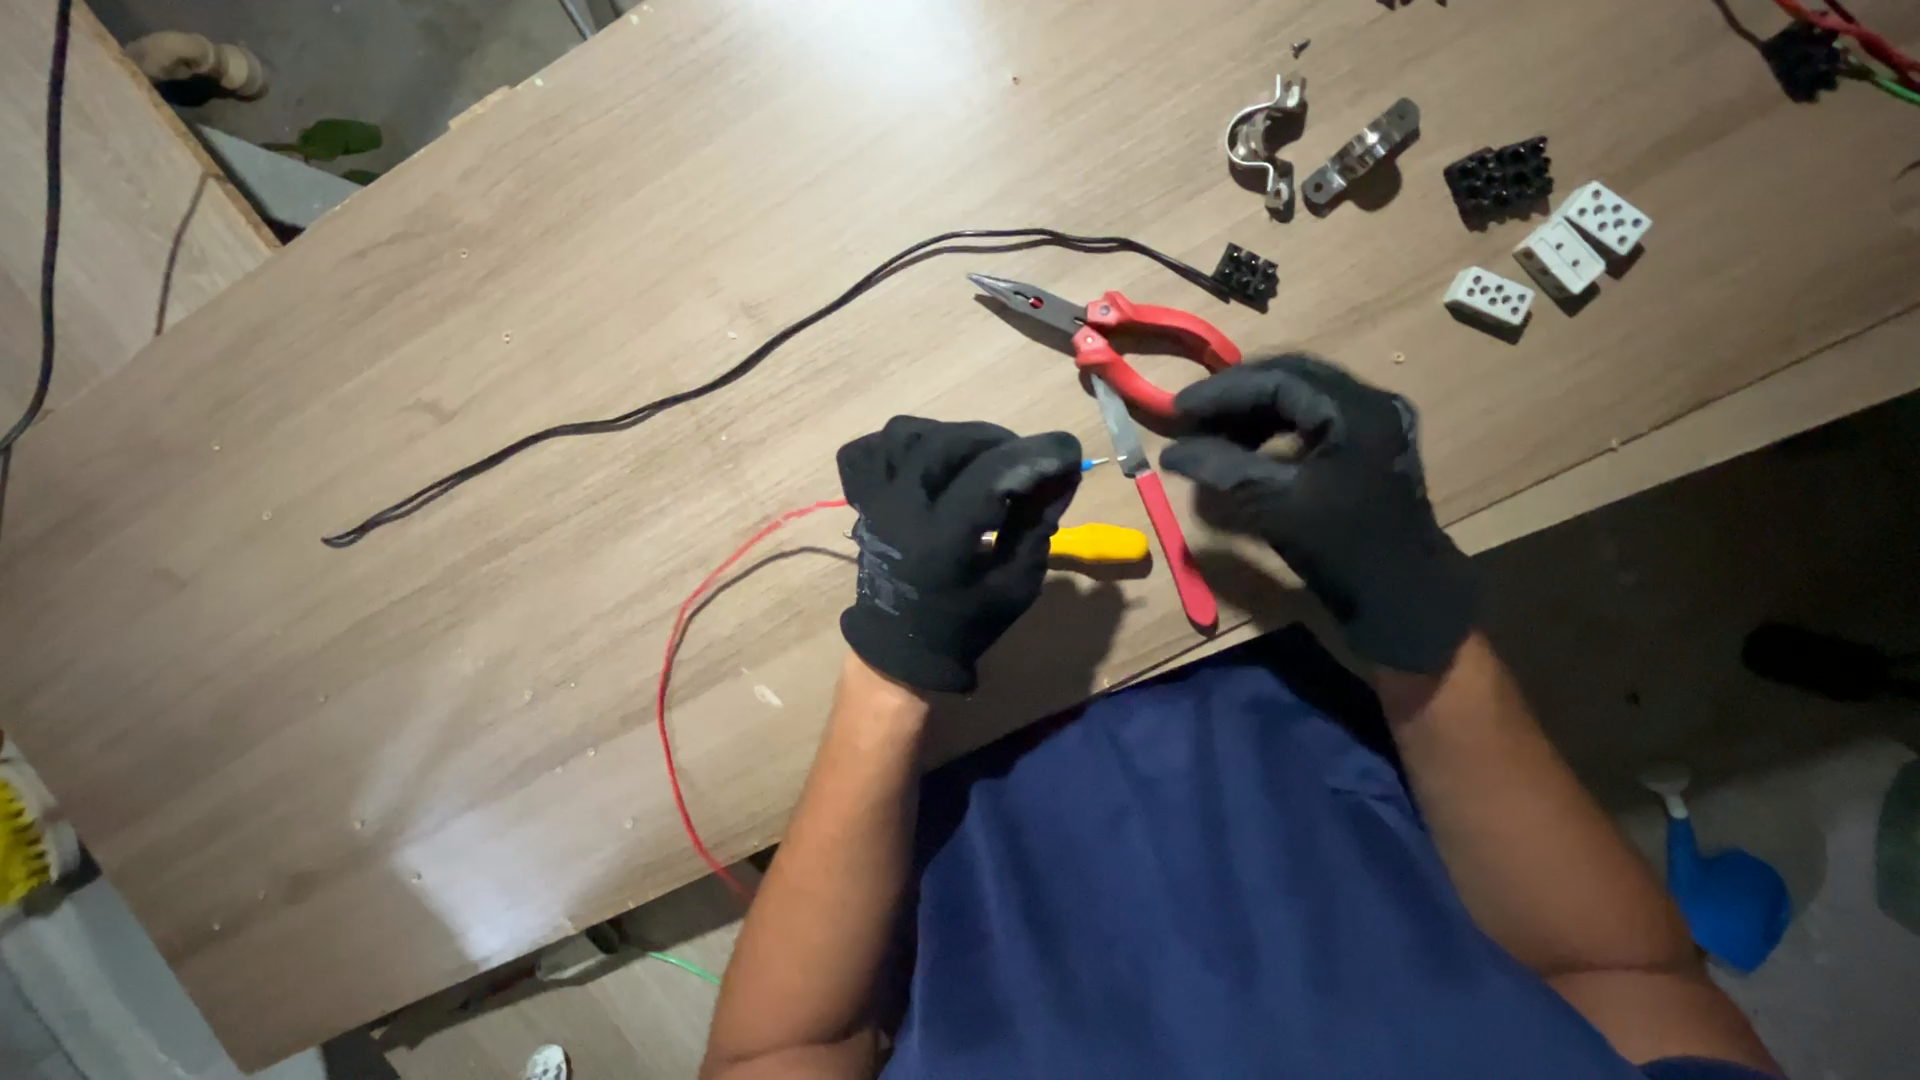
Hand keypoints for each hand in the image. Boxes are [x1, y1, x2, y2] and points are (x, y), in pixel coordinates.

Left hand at [837, 416, 1081, 692]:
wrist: (901, 648)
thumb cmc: (966, 622)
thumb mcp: (1017, 583)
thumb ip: (1038, 523)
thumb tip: (1063, 473)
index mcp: (940, 541)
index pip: (988, 474)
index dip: (1034, 455)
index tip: (1067, 451)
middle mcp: (900, 511)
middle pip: (945, 442)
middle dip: (996, 440)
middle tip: (1022, 460)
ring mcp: (874, 502)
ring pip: (904, 433)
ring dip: (951, 435)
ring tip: (978, 457)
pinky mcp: (863, 499)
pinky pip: (868, 450)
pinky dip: (900, 444)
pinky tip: (928, 459)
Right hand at [1159, 354, 1473, 674]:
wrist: (1405, 599)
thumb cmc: (1342, 550)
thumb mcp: (1273, 506)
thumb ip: (1220, 468)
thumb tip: (1170, 452)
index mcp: (1355, 410)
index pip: (1276, 379)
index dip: (1219, 392)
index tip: (1175, 411)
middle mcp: (1370, 403)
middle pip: (1289, 379)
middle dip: (1233, 397)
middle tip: (1188, 418)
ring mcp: (1374, 424)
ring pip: (1300, 398)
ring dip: (1251, 412)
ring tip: (1210, 436)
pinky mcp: (1368, 447)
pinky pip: (1313, 420)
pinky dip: (1273, 429)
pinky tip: (1245, 449)